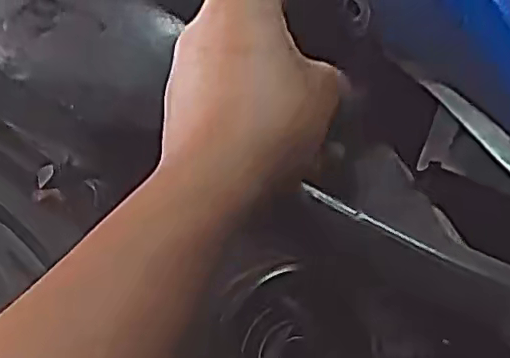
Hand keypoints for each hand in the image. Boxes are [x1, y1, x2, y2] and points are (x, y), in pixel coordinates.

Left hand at [159, 0, 342, 211]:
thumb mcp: (324, 95)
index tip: (309, 35)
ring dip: (268, 108)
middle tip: (311, 99)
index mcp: (239, 2)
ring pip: (237, 82)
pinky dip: (246, 135)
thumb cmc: (256, 131)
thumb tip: (331, 88)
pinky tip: (270, 162)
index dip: (299, 17)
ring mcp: (184, 76)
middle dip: (285, 71)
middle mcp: (202, 28)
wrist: (212, 188)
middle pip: (255, 39)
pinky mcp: (178, 121)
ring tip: (297, 145)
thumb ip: (331, 80)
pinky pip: (221, 117)